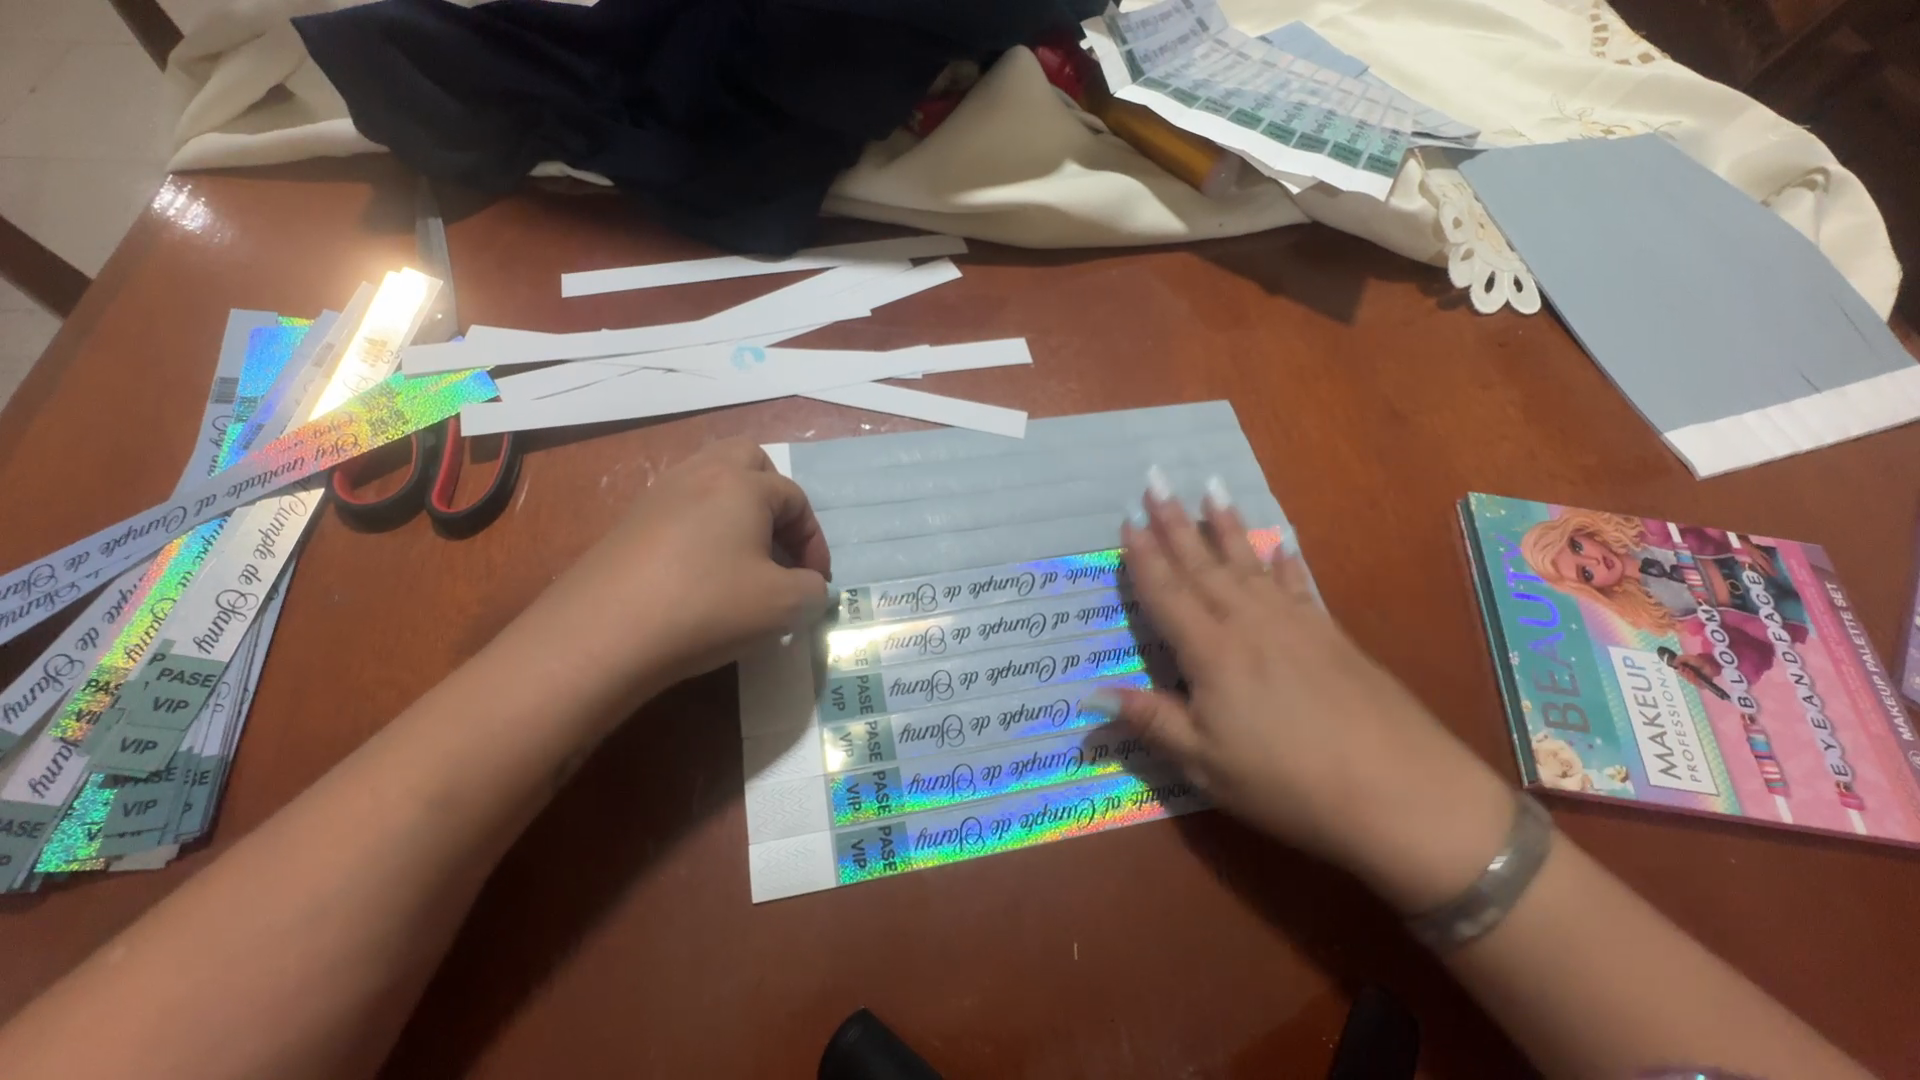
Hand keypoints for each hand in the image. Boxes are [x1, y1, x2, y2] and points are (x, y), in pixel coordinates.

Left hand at [518, 438, 831, 704]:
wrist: (602, 634)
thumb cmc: (706, 607)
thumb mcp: (783, 606)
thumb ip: (811, 591)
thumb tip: (807, 587)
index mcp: (742, 484)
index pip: (795, 499)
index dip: (814, 542)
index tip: (814, 584)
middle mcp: (699, 475)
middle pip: (748, 461)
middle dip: (774, 498)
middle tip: (778, 544)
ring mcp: (657, 496)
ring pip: (709, 481)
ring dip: (736, 512)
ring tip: (743, 559)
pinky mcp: (629, 524)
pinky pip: (680, 510)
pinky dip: (703, 530)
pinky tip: (701, 575)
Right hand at [1100, 475, 1517, 911]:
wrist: (1399, 789)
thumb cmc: (1288, 783)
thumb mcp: (1207, 766)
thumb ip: (1154, 722)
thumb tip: (1094, 692)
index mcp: (1212, 654)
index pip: (1168, 595)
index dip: (1144, 557)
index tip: (1128, 519)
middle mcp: (1250, 625)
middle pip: (1204, 566)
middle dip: (1177, 523)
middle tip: (1157, 481)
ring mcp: (1295, 624)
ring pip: (1250, 564)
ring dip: (1227, 527)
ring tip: (1212, 489)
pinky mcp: (1331, 634)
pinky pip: (1298, 584)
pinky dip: (1283, 561)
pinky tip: (1277, 544)